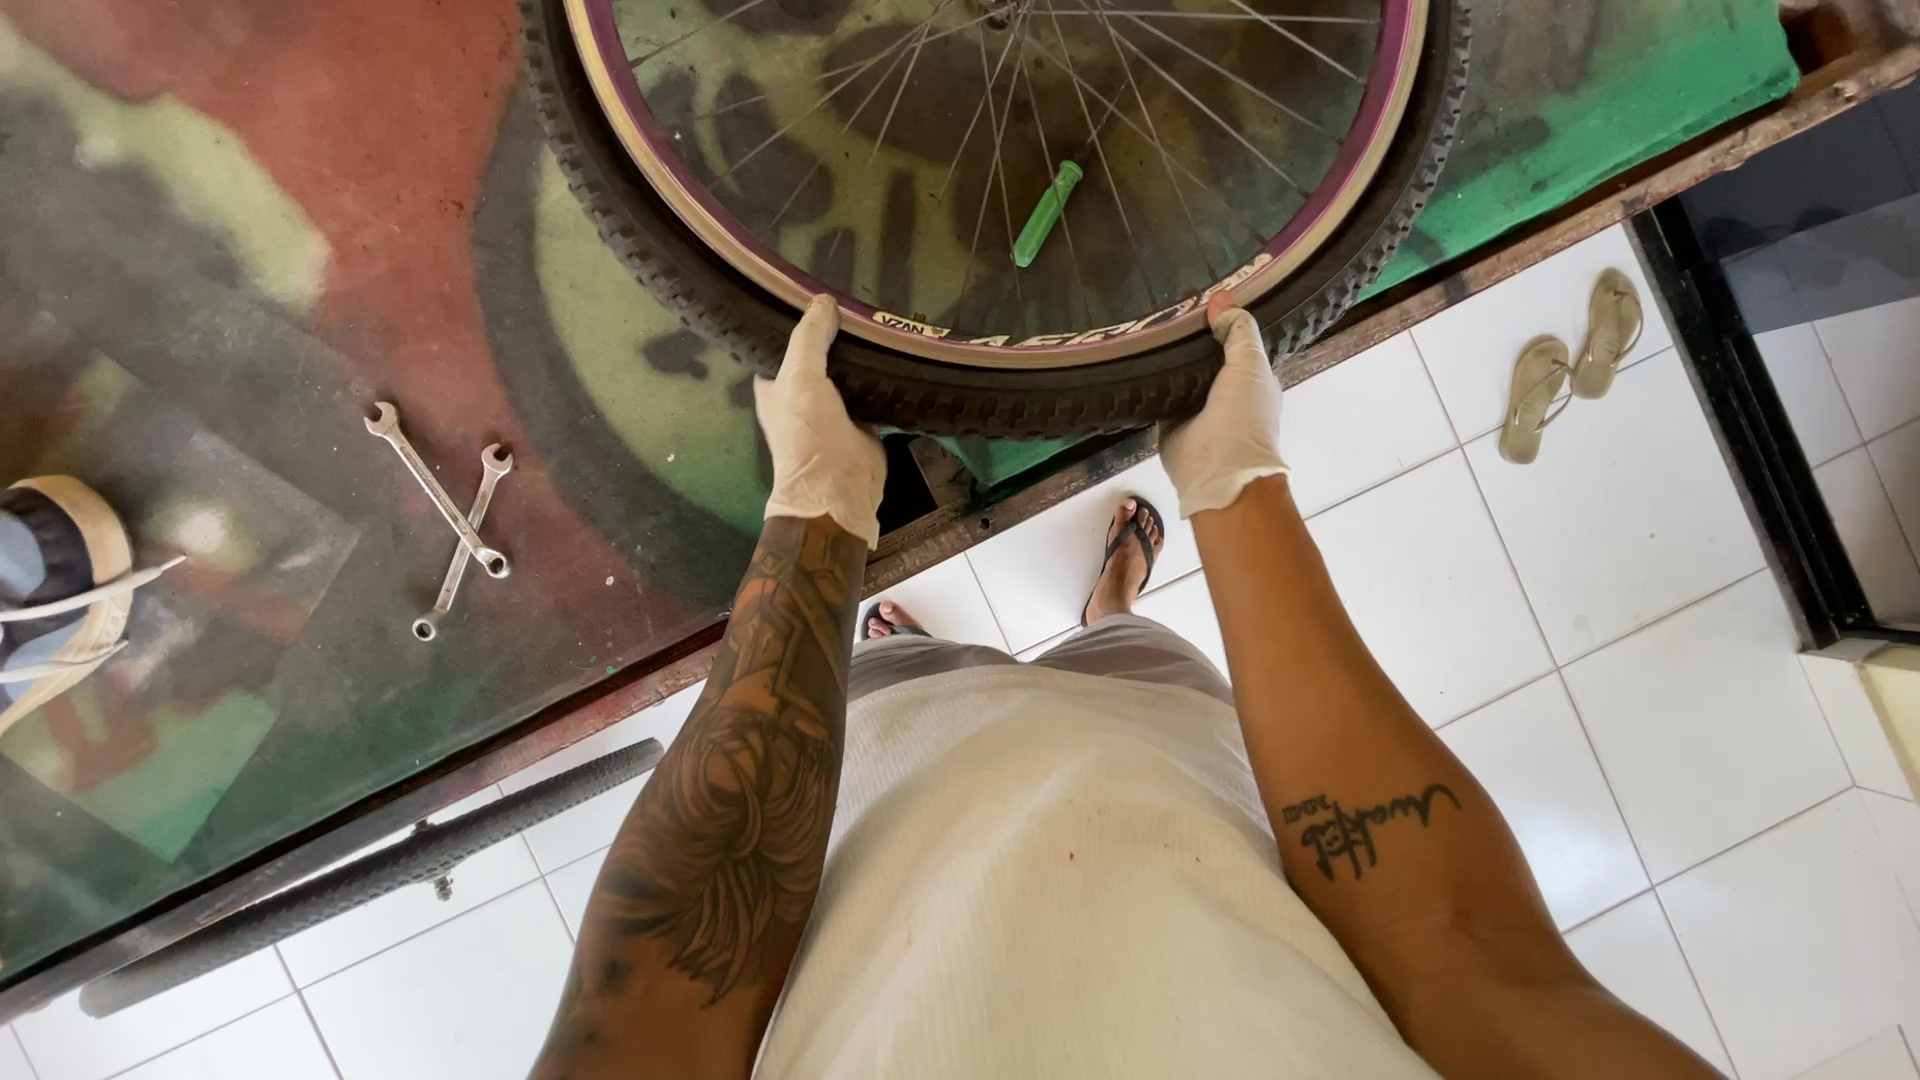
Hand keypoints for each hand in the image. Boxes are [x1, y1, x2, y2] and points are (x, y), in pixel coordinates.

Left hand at [754, 295, 887, 546]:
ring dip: (863, 354)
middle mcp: (803, 394)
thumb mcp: (800, 376)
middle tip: (860, 303)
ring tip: (882, 320)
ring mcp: (836, 408)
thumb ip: (810, 337)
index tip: (819, 292)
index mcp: (775, 384)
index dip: (799, 320)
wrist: (839, 488)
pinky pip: (874, 390)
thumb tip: (824, 300)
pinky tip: (898, 352)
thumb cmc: (807, 432)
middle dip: (838, 334)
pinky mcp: (865, 420)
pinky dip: (883, 376)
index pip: (784, 342)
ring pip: (850, 371)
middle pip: (822, 354)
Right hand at [1158, 292, 1289, 518]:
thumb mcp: (1250, 364)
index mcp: (1251, 381)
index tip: (1202, 297)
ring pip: (1179, 375)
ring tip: (1145, 326)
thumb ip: (1238, 331)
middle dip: (1189, 338)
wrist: (1217, 468)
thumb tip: (1221, 298)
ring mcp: (1195, 409)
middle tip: (1165, 307)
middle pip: (1204, 358)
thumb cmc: (1244, 415)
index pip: (1236, 345)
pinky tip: (1134, 359)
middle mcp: (1223, 394)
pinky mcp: (1168, 422)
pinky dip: (1149, 381)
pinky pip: (1158, 394)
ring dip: (1166, 359)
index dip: (1222, 322)